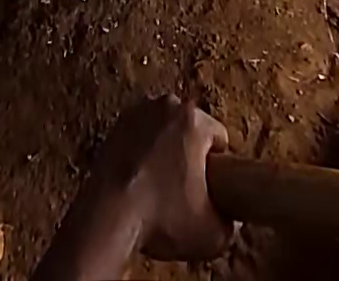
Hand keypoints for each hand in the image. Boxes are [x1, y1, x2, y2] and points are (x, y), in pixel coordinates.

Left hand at [90, 95, 234, 261]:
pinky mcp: (117, 124)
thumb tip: (229, 222)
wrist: (108, 216)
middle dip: (190, 152)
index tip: (208, 186)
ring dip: (165, 147)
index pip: (219, 137)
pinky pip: (140, 134)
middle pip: (190, 128)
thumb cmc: (160, 217)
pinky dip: (141, 149)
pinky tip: (140, 177)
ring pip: (164, 128)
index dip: (218, 165)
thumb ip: (230, 224)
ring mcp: (139, 111)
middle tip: (184, 187)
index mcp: (195, 119)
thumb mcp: (211, 233)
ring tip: (159, 184)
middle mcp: (168, 105)